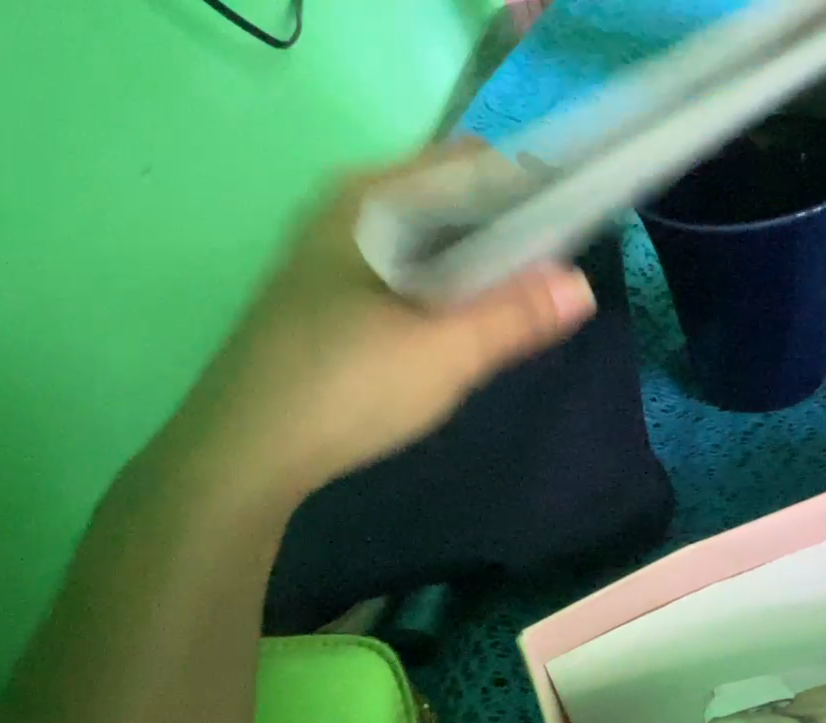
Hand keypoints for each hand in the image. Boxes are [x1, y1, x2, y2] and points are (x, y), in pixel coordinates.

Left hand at [164, 140, 595, 505]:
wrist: (244, 455)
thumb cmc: (345, 389)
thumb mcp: (443, 353)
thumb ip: (514, 316)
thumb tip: (582, 285)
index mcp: (371, 199)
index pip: (471, 165)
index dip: (528, 192)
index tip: (570, 236)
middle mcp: (348, 212)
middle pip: (450, 203)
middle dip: (505, 238)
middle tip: (544, 288)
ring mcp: (332, 255)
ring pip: (428, 244)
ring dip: (475, 271)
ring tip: (509, 315)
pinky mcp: (328, 298)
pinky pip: (405, 275)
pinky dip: (442, 292)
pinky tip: (454, 335)